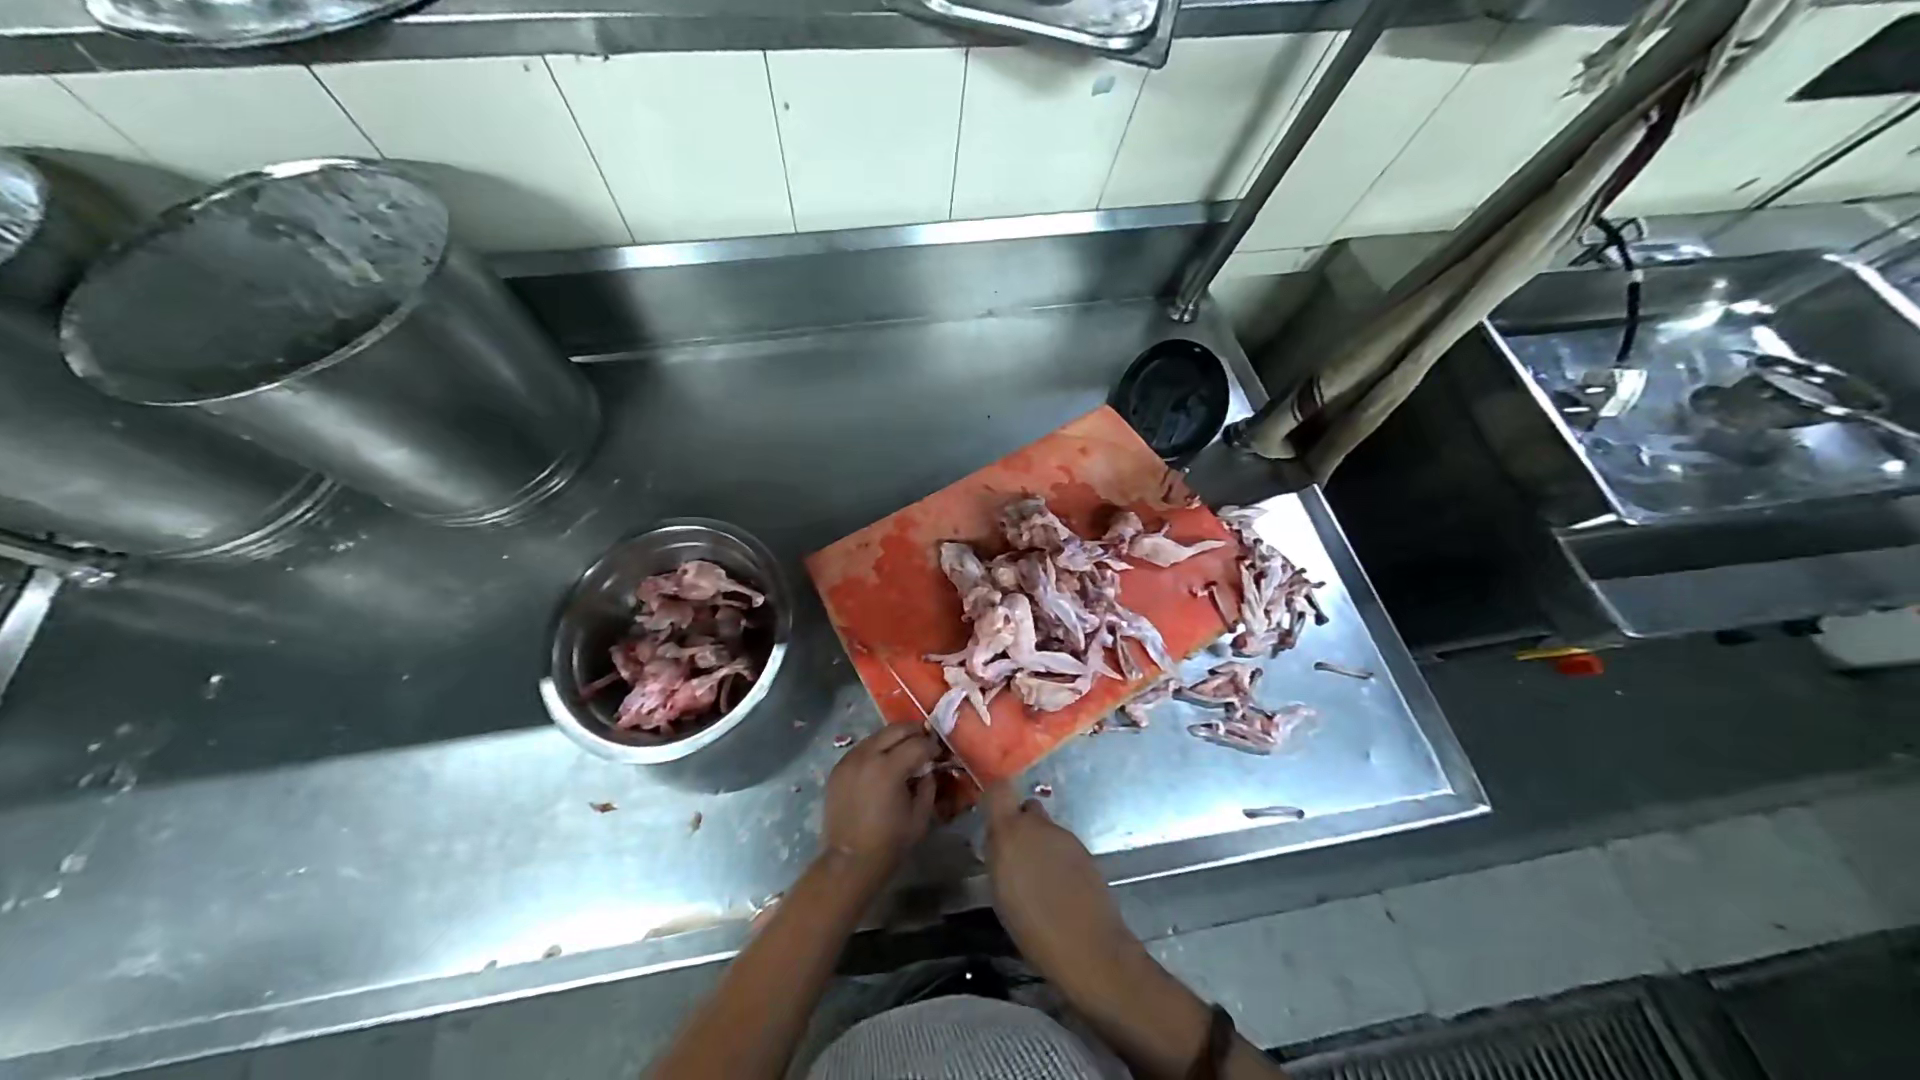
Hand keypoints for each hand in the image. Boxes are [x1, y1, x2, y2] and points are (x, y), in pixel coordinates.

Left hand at [821, 725, 937, 882]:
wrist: (849, 861)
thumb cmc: (889, 843)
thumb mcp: (920, 816)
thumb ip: (928, 786)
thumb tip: (928, 769)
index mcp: (889, 768)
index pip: (918, 743)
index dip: (933, 746)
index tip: (940, 753)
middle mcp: (867, 756)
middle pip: (896, 729)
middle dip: (915, 732)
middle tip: (926, 743)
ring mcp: (849, 760)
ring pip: (878, 735)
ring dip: (895, 739)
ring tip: (904, 752)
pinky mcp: (838, 768)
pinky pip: (862, 748)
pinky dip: (876, 749)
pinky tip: (883, 764)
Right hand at [983, 782, 1225, 1078]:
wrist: (1089, 949)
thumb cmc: (1033, 929)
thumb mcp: (1000, 893)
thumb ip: (998, 855)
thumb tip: (998, 839)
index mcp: (1011, 832)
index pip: (1000, 790)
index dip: (996, 799)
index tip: (992, 818)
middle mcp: (1039, 826)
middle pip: (1026, 809)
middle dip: (1019, 826)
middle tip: (1015, 857)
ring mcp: (1065, 837)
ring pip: (1045, 829)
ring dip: (1039, 844)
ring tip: (1038, 879)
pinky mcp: (1085, 851)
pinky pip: (1062, 845)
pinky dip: (1057, 858)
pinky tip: (1059, 887)